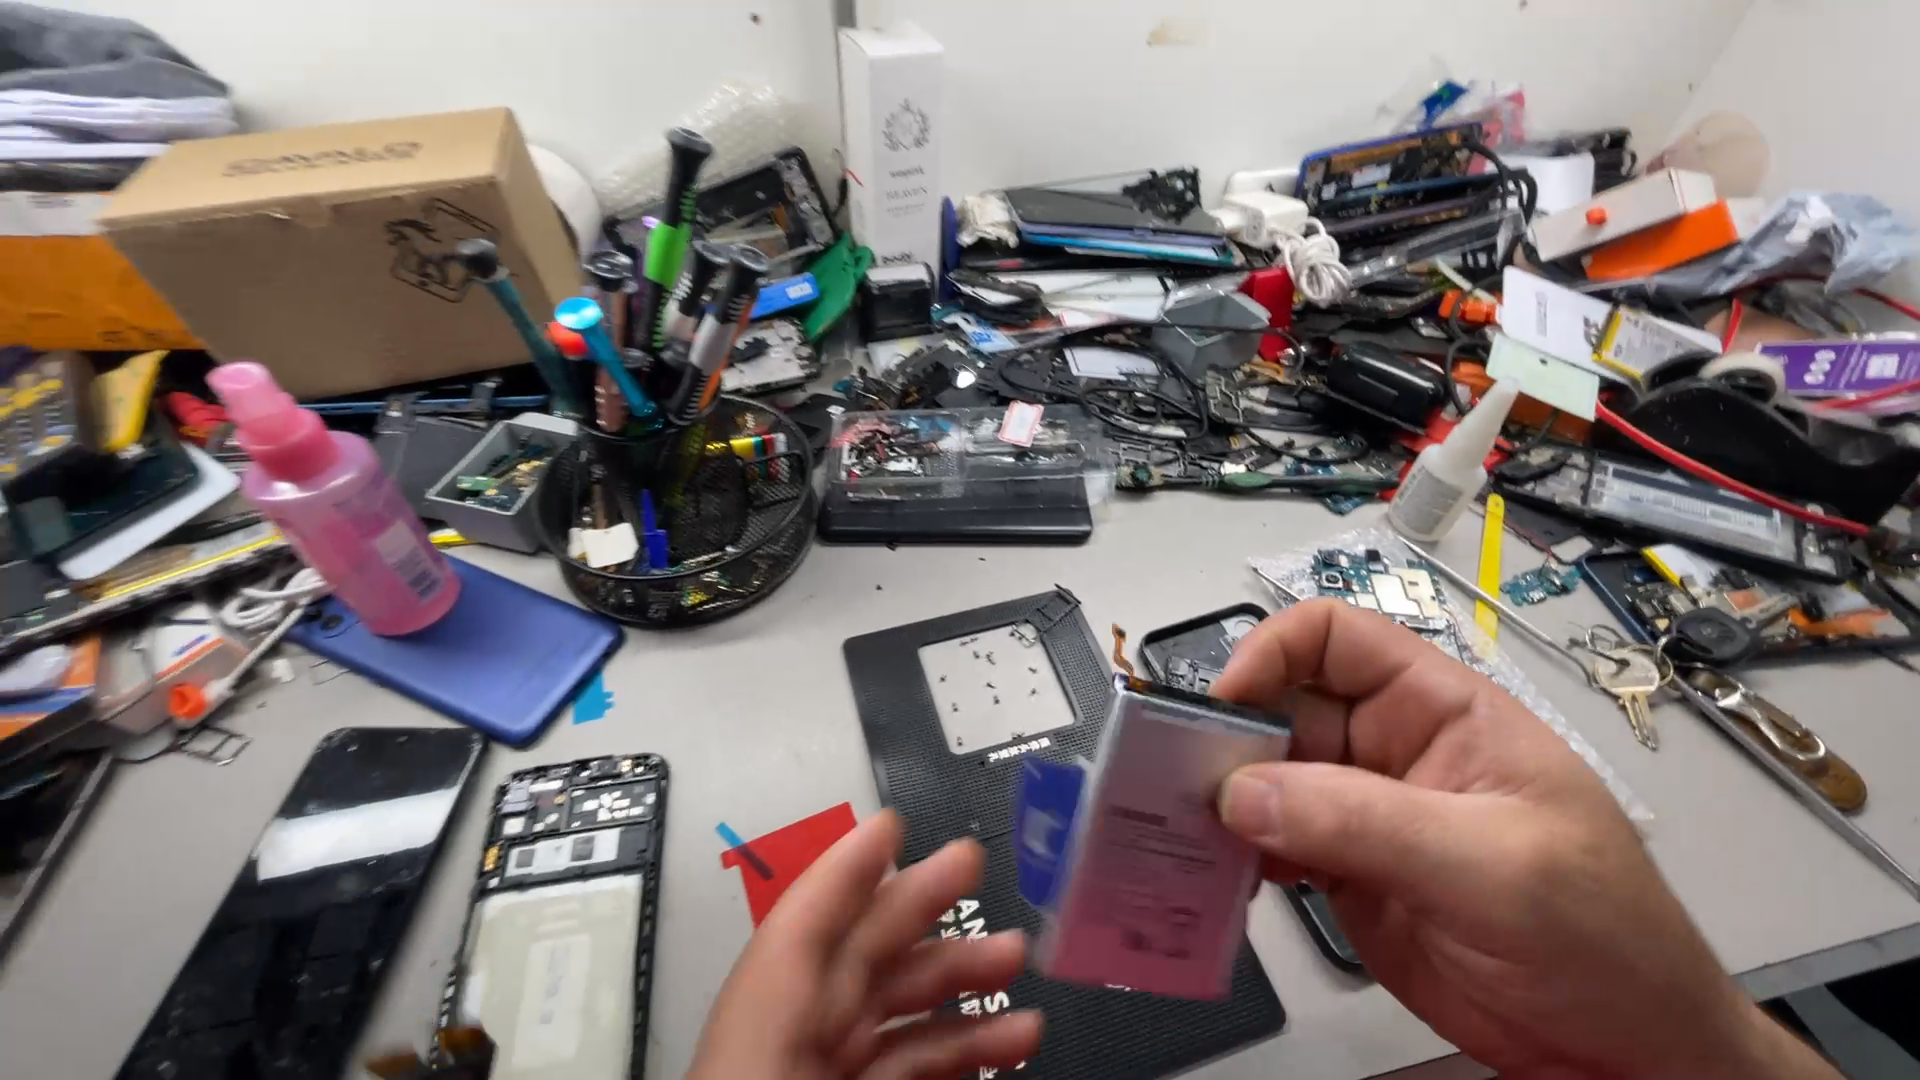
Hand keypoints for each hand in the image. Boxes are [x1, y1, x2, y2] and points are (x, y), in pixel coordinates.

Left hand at [686, 811, 1042, 1079]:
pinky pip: (900, 1060)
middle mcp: (786, 1036)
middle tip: (973, 863)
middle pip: (858, 952)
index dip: (845, 868)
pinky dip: (952, 1045)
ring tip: (1015, 955)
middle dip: (922, 901)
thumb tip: (950, 954)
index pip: (799, 930)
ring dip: (956, 977)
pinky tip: (1007, 1038)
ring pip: (891, 1007)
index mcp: (762, 1031)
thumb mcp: (790, 1067)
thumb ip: (894, 1052)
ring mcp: (814, 1065)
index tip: (891, 823)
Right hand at [1213, 600, 1835, 1079]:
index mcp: (1437, 709)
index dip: (1272, 651)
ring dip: (1223, 794)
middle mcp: (1385, 745)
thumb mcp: (1492, 868)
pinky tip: (1220, 870)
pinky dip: (1234, 847)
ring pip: (1263, 772)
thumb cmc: (1601, 940)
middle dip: (1232, 734)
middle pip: (1282, 704)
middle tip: (1188, 779)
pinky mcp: (1335, 863)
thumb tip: (1241, 792)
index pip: (1335, 638)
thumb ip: (1362, 821)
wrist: (1622, 1056)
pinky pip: (1265, 835)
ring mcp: (1356, 806)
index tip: (1226, 701)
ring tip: (1188, 827)